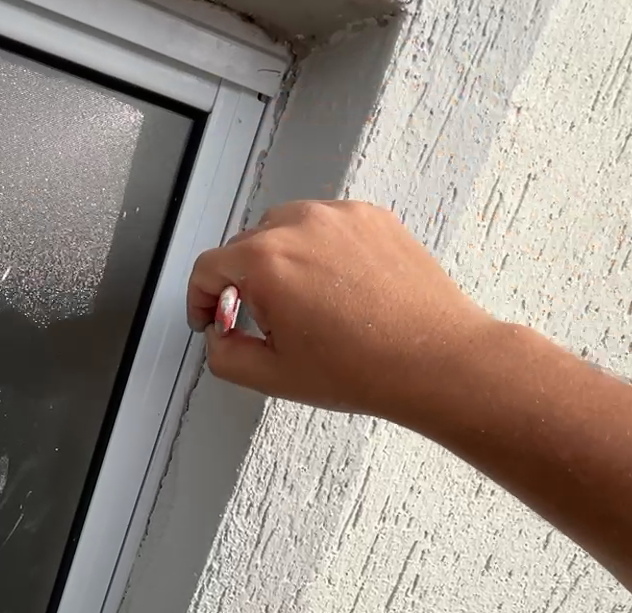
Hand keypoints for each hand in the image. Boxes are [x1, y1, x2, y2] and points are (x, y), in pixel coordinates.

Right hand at [186, 200, 498, 420]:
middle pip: (242, 246)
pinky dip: (314, 252)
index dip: (198, 300)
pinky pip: (323, 226)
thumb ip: (221, 353)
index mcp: (267, 263)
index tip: (209, 318)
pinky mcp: (372, 218)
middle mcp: (300, 227)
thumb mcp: (268, 375)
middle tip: (257, 321)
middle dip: (238, 283)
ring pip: (281, 229)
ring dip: (275, 262)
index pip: (207, 268)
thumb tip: (216, 335)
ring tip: (297, 305)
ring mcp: (340, 217)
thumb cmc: (362, 367)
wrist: (433, 360)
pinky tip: (330, 291)